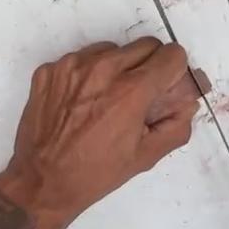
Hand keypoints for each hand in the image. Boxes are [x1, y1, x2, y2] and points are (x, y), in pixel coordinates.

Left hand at [0, 38, 202, 227]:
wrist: (42, 182)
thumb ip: (175, 126)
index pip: (171, 55)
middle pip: (145, 46)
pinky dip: (86, 75)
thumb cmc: (95, 174)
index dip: (174, 72)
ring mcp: (70, 67)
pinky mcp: (48, 71)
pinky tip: (81, 103)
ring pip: (111, 49)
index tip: (165, 87)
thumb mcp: (145, 157)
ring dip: (117, 68)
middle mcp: (102, 70)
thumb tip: (187, 104)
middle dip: (149, 68)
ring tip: (106, 101)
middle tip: (138, 97)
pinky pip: (80, 60)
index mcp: (131, 92)